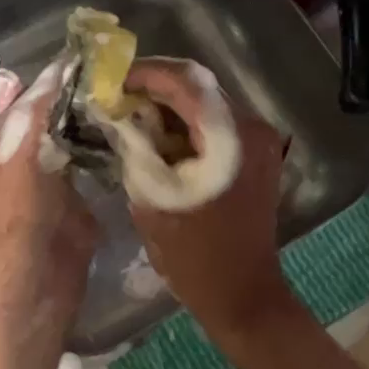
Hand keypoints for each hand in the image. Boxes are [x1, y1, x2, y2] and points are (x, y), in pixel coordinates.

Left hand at [0, 67, 97, 293]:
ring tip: (117, 86)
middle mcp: (14, 152)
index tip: (73, 53)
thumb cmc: (20, 200)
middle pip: (42, 111)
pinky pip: (87, 155)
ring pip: (67, 130)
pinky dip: (103, 140)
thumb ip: (39, 101)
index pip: (12, 96)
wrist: (42, 262)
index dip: (39, 77)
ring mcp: (45, 171)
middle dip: (68, 92)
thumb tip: (64, 63)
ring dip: (88, 114)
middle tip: (102, 67)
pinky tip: (123, 119)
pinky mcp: (72, 190)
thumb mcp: (20, 140)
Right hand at [124, 60, 292, 338]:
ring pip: (205, 107)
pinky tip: (157, 144)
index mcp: (229, 136)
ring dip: (167, 110)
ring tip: (129, 121)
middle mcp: (252, 127)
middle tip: (114, 101)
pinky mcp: (255, 156)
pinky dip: (184, 129)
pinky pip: (215, 128)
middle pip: (197, 89)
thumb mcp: (152, 198)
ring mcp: (258, 141)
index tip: (109, 81)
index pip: (184, 81)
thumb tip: (116, 114)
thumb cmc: (194, 255)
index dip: (143, 74)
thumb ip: (135, 148)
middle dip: (153, 91)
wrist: (241, 293)